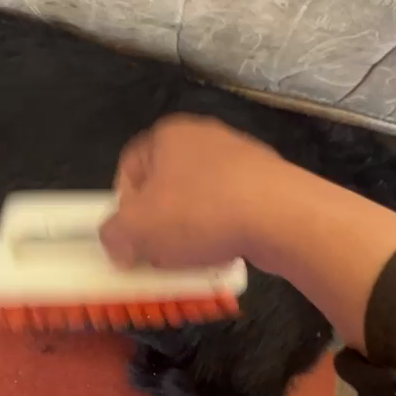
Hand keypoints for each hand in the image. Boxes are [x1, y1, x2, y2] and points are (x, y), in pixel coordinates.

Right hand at [99, 113, 395, 351]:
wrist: (281, 216)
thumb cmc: (199, 213)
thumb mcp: (136, 231)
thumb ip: (114, 236)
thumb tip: (119, 245)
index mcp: (167, 135)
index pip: (128, 168)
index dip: (122, 207)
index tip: (129, 238)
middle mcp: (204, 137)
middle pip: (166, 187)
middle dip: (159, 224)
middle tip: (158, 254)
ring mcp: (241, 158)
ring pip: (200, 202)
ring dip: (192, 233)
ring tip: (194, 260)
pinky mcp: (268, 183)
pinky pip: (233, 211)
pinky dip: (224, 233)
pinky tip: (226, 254)